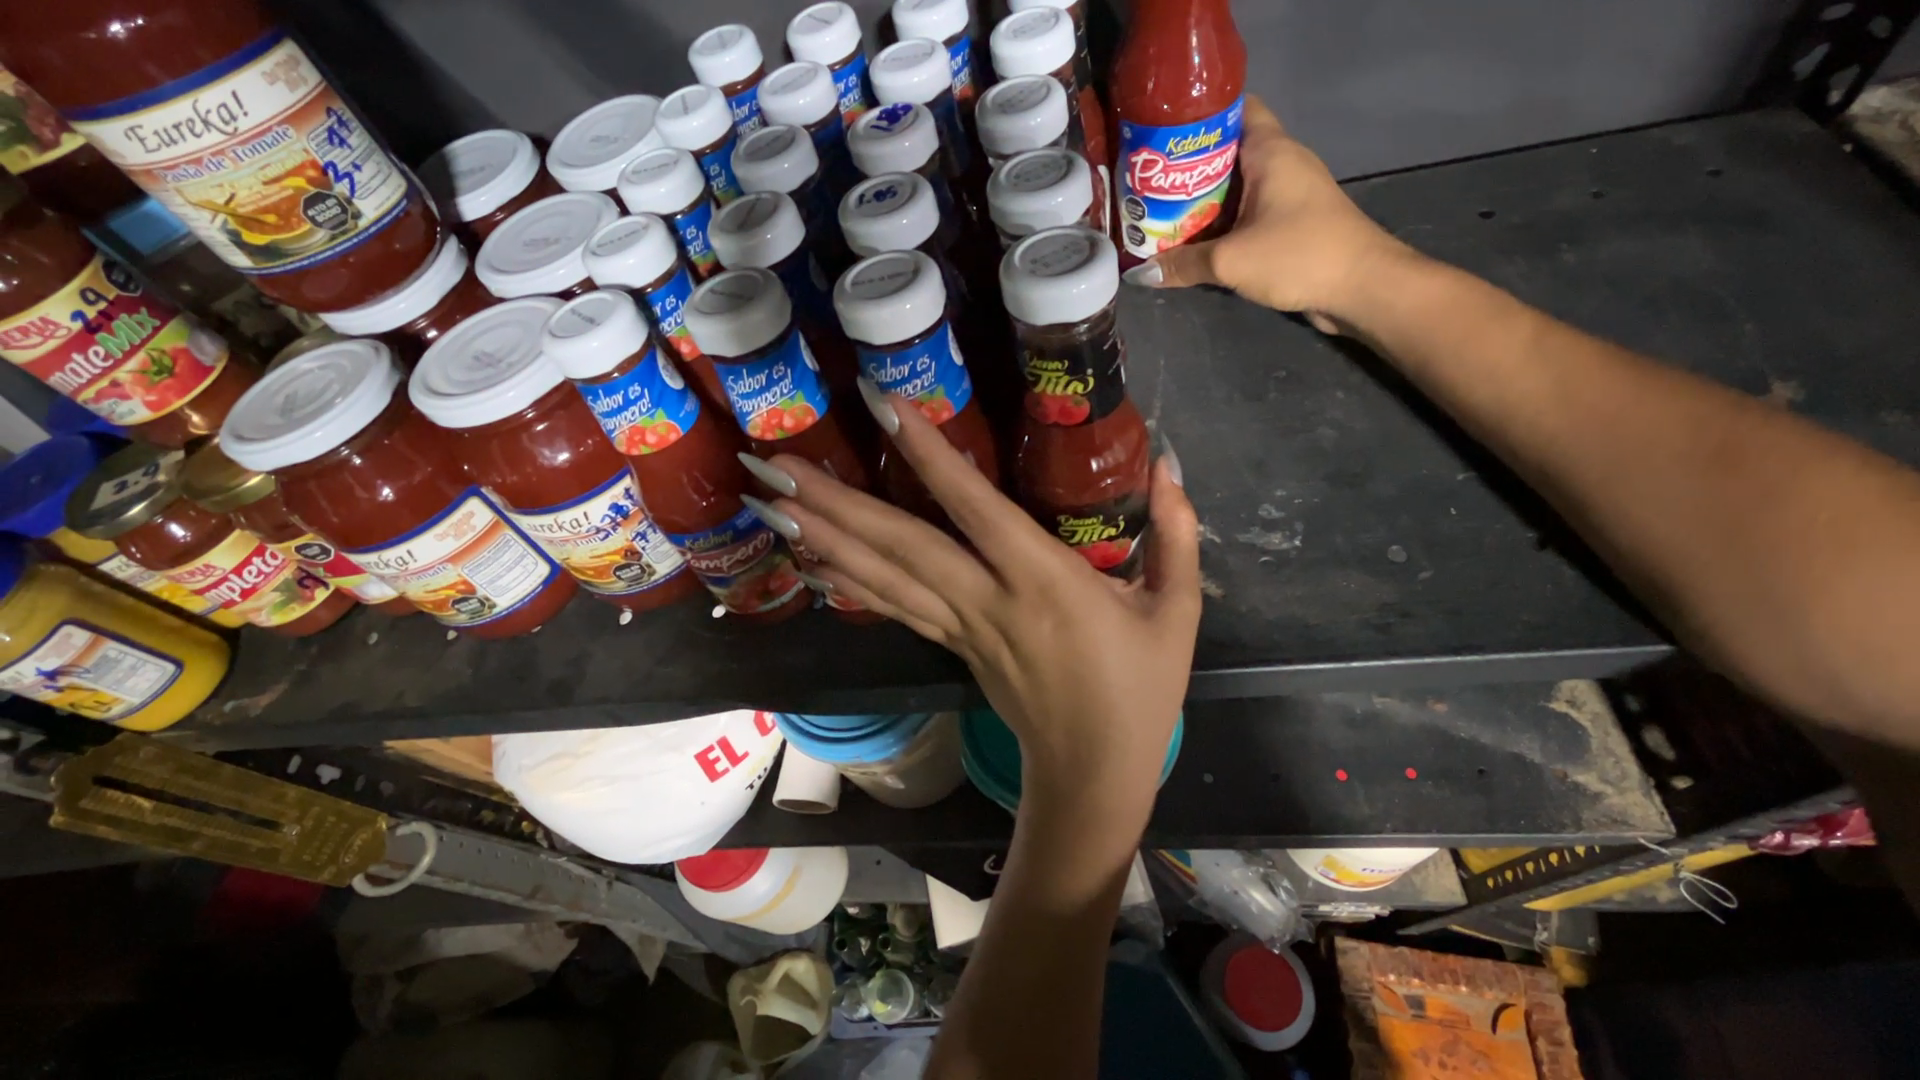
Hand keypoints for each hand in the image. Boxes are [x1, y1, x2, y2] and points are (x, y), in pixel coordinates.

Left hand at [738, 381, 1202, 817]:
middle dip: (833, 501)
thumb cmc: (1140, 691)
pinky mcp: (949, 647)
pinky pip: (890, 607)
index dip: (928, 454)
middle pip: (901, 544)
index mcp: (1045, 583)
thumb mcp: (1178, 613)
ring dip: (822, 536)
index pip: (975, 507)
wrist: (1094, 775)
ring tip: (767, 499)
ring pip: (882, 577)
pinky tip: (808, 555)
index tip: (882, 403)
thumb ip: (1176, 535)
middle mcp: (988, 601)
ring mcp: (960, 628)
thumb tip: (1171, 463)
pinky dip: (845, 578)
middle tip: (770, 461)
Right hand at [1125, 95, 1409, 330]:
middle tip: (1150, 183)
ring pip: (1237, 188)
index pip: (1237, 109)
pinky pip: (1249, 215)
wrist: (1362, 288)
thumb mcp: (1231, 261)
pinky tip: (1194, 243)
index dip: (1200, 117)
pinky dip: (1223, 224)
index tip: (1163, 136)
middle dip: (1190, 168)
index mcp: (1271, 151)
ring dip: (1204, 202)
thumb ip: (1184, 265)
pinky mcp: (1294, 224)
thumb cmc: (1298, 255)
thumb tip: (1141, 275)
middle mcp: (1283, 164)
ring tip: (1162, 213)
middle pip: (1229, 153)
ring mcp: (1291, 195)